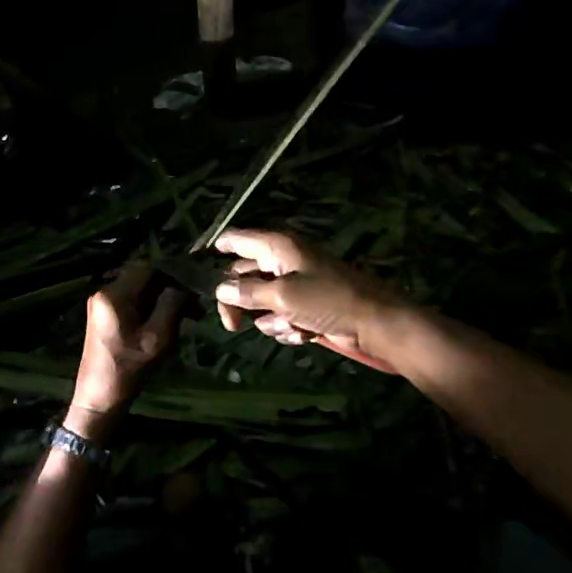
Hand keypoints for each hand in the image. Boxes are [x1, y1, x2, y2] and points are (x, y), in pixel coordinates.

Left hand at [68, 263, 188, 440]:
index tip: (194, 289)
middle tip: (194, 307)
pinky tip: (167, 325)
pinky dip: (151, 309)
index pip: (148, 268)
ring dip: (162, 301)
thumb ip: (171, 306)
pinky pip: (132, 303)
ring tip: (185, 318)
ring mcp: (102, 304)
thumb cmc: (129, 369)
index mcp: (114, 294)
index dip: (174, 274)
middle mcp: (104, 291)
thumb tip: (183, 286)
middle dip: (170, 289)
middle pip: (144, 278)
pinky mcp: (104, 316)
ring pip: (140, 291)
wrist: (99, 398)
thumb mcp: (157, 338)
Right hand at [213, 228, 408, 371]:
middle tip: (232, 325)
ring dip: (270, 319)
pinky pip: (280, 316)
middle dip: (240, 302)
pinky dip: (288, 327)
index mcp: (278, 247)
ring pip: (261, 302)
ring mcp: (294, 284)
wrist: (374, 323)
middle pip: (243, 277)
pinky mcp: (305, 306)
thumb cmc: (328, 299)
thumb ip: (247, 293)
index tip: (197, 263)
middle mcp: (283, 261)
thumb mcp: (282, 296)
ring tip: (290, 325)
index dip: (219, 248)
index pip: (238, 239)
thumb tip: (220, 288)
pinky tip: (303, 333)